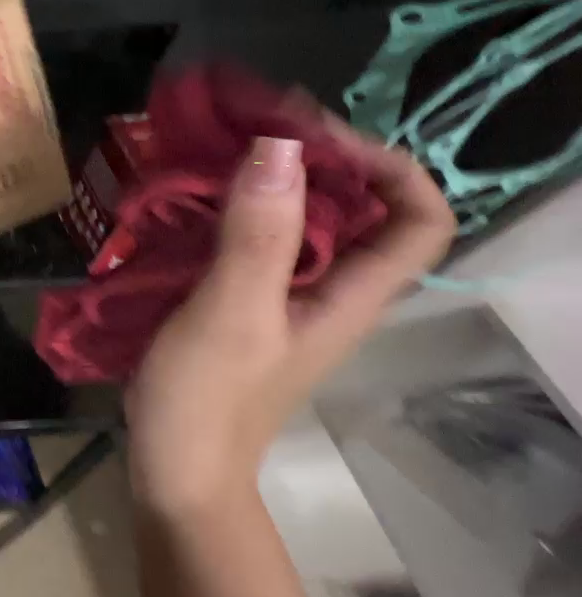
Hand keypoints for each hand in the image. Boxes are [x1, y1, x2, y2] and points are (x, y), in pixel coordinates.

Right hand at [125, 120, 454, 514]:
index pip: (419, 219)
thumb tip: (279, 147)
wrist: (177, 464)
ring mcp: (284, 301)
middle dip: (317, 163)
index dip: (388, 167)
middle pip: (359, 213)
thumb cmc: (209, 394)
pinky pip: (256, 245)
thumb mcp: (232, 312)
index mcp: (352, 296)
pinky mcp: (241, 307)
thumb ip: (258, 236)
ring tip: (214, 157)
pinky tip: (186, 207)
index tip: (311, 136)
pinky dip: (232, 214)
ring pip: (304, 226)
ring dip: (270, 185)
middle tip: (250, 131)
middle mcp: (330, 292)